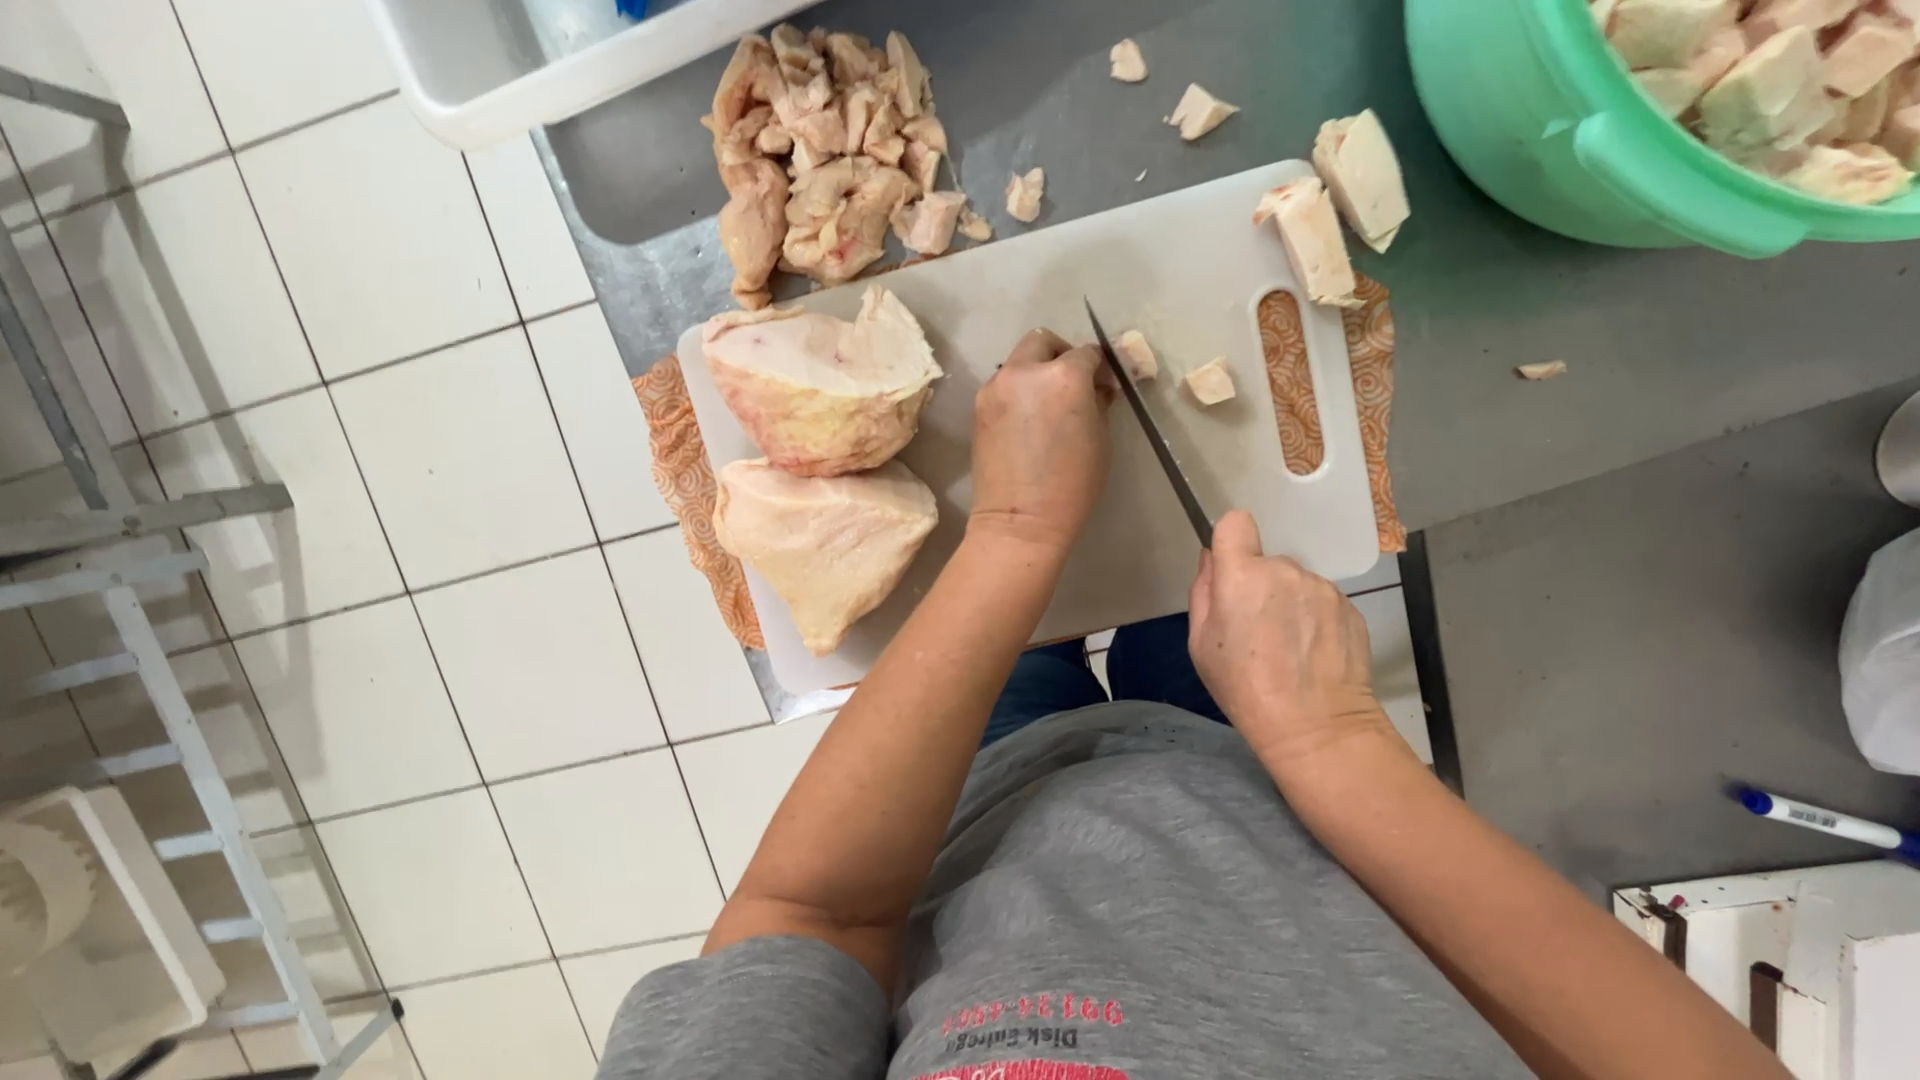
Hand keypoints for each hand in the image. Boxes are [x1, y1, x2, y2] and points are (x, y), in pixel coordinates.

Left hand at [968, 329, 1114, 555]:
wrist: (1020, 521)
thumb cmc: (1073, 485)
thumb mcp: (1101, 440)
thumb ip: (1098, 402)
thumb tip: (1097, 388)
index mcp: (1064, 376)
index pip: (1086, 353)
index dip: (1098, 366)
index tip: (1102, 383)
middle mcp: (1025, 372)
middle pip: (1043, 341)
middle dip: (1061, 354)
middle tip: (1071, 382)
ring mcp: (996, 388)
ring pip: (1018, 362)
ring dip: (1035, 372)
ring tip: (1046, 406)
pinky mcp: (979, 407)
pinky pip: (1003, 386)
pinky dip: (1017, 392)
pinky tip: (1027, 422)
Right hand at [1189, 510, 1401, 768]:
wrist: (1317, 728)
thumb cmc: (1244, 688)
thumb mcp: (1201, 645)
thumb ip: (1204, 593)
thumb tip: (1212, 562)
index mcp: (1242, 575)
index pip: (1236, 523)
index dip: (1231, 541)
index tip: (1231, 568)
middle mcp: (1285, 570)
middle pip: (1267, 561)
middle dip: (1259, 585)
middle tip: (1257, 629)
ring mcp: (1323, 588)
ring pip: (1297, 583)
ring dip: (1290, 602)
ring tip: (1289, 646)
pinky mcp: (1350, 607)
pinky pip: (1322, 602)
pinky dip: (1315, 619)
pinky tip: (1313, 654)